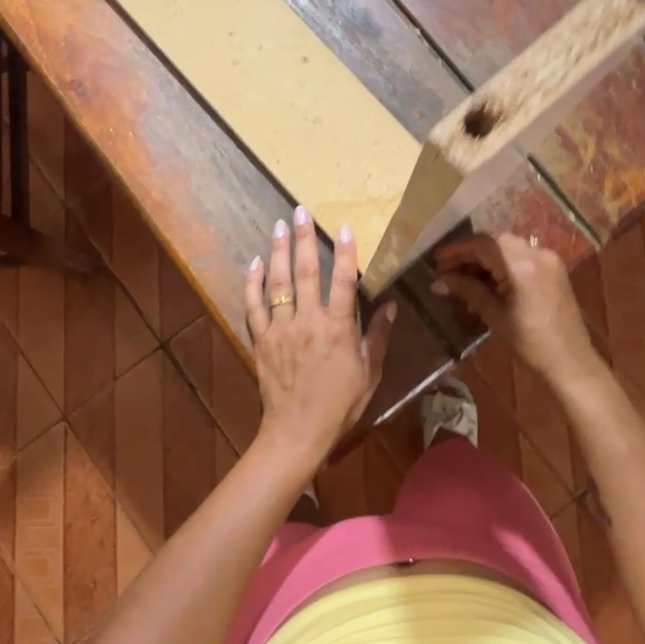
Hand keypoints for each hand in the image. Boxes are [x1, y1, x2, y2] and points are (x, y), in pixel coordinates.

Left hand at [247, 206, 395, 471]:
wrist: (298, 431)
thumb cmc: (340, 405)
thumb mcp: (370, 373)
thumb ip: (378, 336)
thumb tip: (391, 304)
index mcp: (338, 329)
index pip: (344, 281)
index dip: (345, 253)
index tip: (343, 228)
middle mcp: (308, 321)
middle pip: (307, 271)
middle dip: (304, 238)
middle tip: (301, 211)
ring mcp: (281, 329)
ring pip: (279, 282)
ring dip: (279, 251)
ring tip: (279, 226)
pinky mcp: (262, 340)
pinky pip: (255, 305)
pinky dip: (253, 283)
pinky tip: (255, 262)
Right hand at [432, 234, 595, 380]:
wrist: (570, 362)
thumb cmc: (530, 344)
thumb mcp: (494, 316)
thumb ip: (467, 291)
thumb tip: (437, 282)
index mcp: (522, 265)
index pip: (483, 244)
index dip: (456, 249)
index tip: (436, 261)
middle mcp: (538, 253)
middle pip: (495, 242)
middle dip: (469, 253)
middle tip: (446, 271)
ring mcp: (549, 260)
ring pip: (507, 247)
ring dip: (484, 259)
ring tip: (462, 279)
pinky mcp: (553, 269)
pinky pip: (520, 257)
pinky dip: (500, 264)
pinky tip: (485, 281)